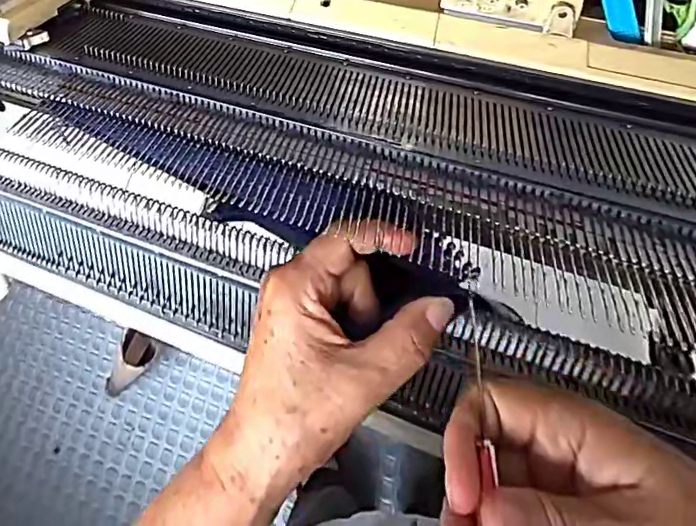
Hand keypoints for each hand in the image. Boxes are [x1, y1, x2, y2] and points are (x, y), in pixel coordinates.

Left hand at [205, 224, 455, 511]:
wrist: (258, 458)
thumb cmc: (288, 422)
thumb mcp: (364, 379)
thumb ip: (408, 338)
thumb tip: (437, 309)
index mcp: (295, 284)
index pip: (346, 236)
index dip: (384, 236)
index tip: (410, 244)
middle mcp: (287, 285)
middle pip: (352, 268)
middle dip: (370, 303)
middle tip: (368, 341)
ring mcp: (290, 303)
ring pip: (348, 289)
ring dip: (362, 319)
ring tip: (350, 359)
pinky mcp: (295, 321)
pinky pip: (337, 307)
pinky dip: (351, 328)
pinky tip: (344, 361)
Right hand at [442, 381, 695, 525]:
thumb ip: (558, 517)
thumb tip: (487, 505)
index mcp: (576, 426)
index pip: (492, 401)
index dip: (464, 439)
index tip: (460, 496)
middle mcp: (563, 449)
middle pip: (487, 454)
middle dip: (467, 497)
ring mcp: (567, 488)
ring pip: (501, 493)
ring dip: (485, 519)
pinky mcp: (574, 518)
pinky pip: (526, 516)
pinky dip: (507, 525)